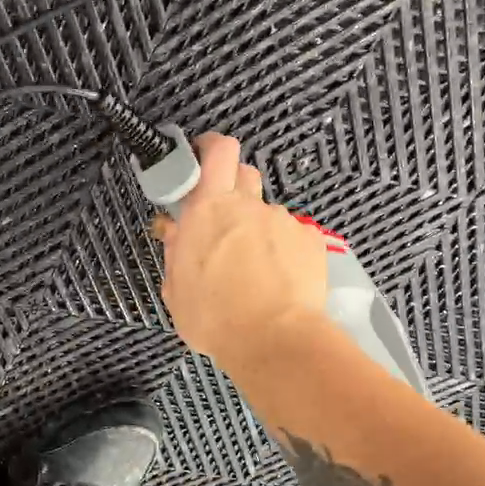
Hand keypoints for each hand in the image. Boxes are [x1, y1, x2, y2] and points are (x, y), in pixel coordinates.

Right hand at [154, 133, 331, 371]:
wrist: (273, 339)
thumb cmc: (215, 318)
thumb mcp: (175, 289)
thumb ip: (175, 254)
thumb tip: (175, 235)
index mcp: (207, 213)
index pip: (217, 152)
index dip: (208, 146)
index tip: (198, 157)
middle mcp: (247, 208)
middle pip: (243, 173)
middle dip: (229, 189)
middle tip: (218, 219)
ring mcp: (282, 222)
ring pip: (264, 213)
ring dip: (253, 230)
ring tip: (247, 270)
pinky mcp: (309, 241)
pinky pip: (289, 237)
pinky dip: (278, 252)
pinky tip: (271, 281)